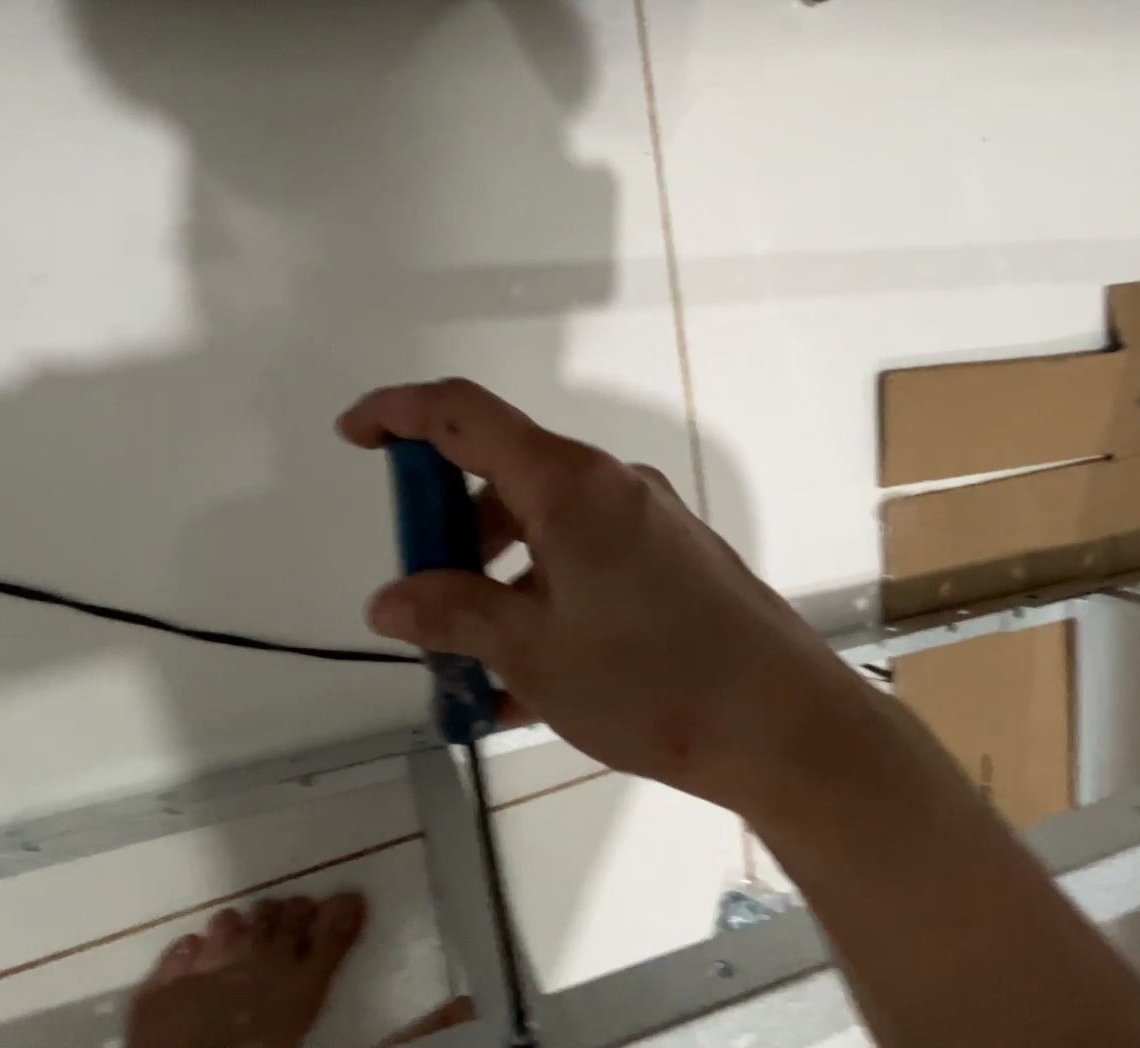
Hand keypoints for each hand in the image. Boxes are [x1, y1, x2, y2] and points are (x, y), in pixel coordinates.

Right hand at [338, 379, 866, 809]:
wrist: (785, 726)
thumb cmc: (650, 681)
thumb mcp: (533, 653)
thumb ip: (453, 616)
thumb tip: (388, 601)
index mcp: (570, 484)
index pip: (464, 414)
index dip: (398, 413)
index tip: (353, 438)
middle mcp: (611, 486)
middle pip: (504, 479)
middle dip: (448, 536)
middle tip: (423, 608)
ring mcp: (648, 523)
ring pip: (545, 532)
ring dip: (496, 585)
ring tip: (473, 667)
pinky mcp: (673, 561)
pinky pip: (587, 566)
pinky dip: (545, 603)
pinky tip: (527, 681)